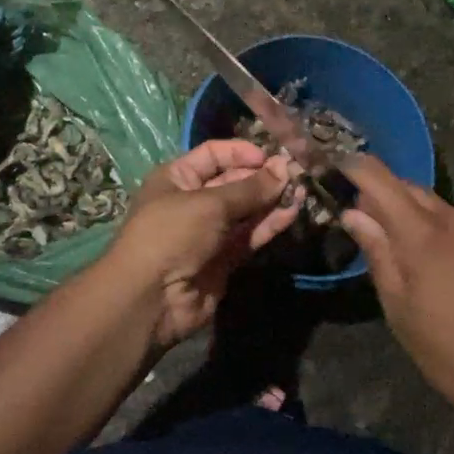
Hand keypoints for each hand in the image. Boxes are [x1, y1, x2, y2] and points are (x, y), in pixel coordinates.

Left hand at [108, 140, 299, 343]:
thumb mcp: (209, 204)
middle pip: (233, 182)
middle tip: (296, 174)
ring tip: (301, 191)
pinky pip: (249, 236)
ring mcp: (209, 232)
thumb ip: (249, 189)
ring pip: (245, 211)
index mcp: (177, 177)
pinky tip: (291, 213)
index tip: (271, 156)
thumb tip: (284, 168)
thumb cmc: (172, 234)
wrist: (151, 299)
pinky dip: (269, 225)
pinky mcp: (224, 259)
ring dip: (271, 201)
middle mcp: (192, 201)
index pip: (213, 155)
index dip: (241, 153)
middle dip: (262, 178)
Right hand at [339, 155, 453, 415]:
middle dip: (382, 194)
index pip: (380, 178)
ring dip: (412, 214)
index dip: (354, 167)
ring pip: (436, 206)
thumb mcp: (399, 308)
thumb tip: (353, 214)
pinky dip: (439, 230)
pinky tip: (438, 266)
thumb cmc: (450, 352)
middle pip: (410, 188)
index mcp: (424, 233)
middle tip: (361, 219)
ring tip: (398, 247)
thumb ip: (377, 252)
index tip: (333, 167)